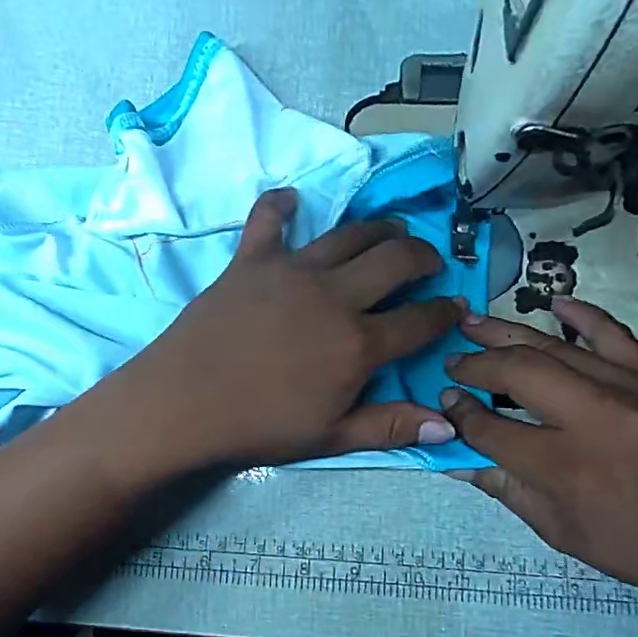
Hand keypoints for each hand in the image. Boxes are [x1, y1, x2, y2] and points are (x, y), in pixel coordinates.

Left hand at [84, 188, 463, 470]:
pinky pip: (270, 219)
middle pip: (395, 259)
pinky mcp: (252, 259)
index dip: (446, 312)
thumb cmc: (259, 425)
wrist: (181, 404)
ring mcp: (292, 270)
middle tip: (429, 263)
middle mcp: (334, 295)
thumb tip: (448, 427)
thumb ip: (390, 426)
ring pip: (350, 234)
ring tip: (390, 231)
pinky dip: (282, 205)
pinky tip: (294, 200)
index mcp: (358, 343)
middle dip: (423, 257)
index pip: (420, 320)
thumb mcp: (330, 436)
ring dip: (379, 229)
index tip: (456, 306)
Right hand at [439, 298, 637, 608]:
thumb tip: (461, 462)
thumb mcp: (567, 534)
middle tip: (452, 364)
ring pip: (554, 347)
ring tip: (473, 324)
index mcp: (565, 468)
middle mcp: (591, 418)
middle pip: (517, 373)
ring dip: (507, 334)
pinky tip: (556, 304)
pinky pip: (613, 334)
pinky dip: (583, 314)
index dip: (461, 414)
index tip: (445, 402)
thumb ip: (509, 492)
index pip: (491, 429)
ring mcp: (627, 389)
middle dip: (475, 366)